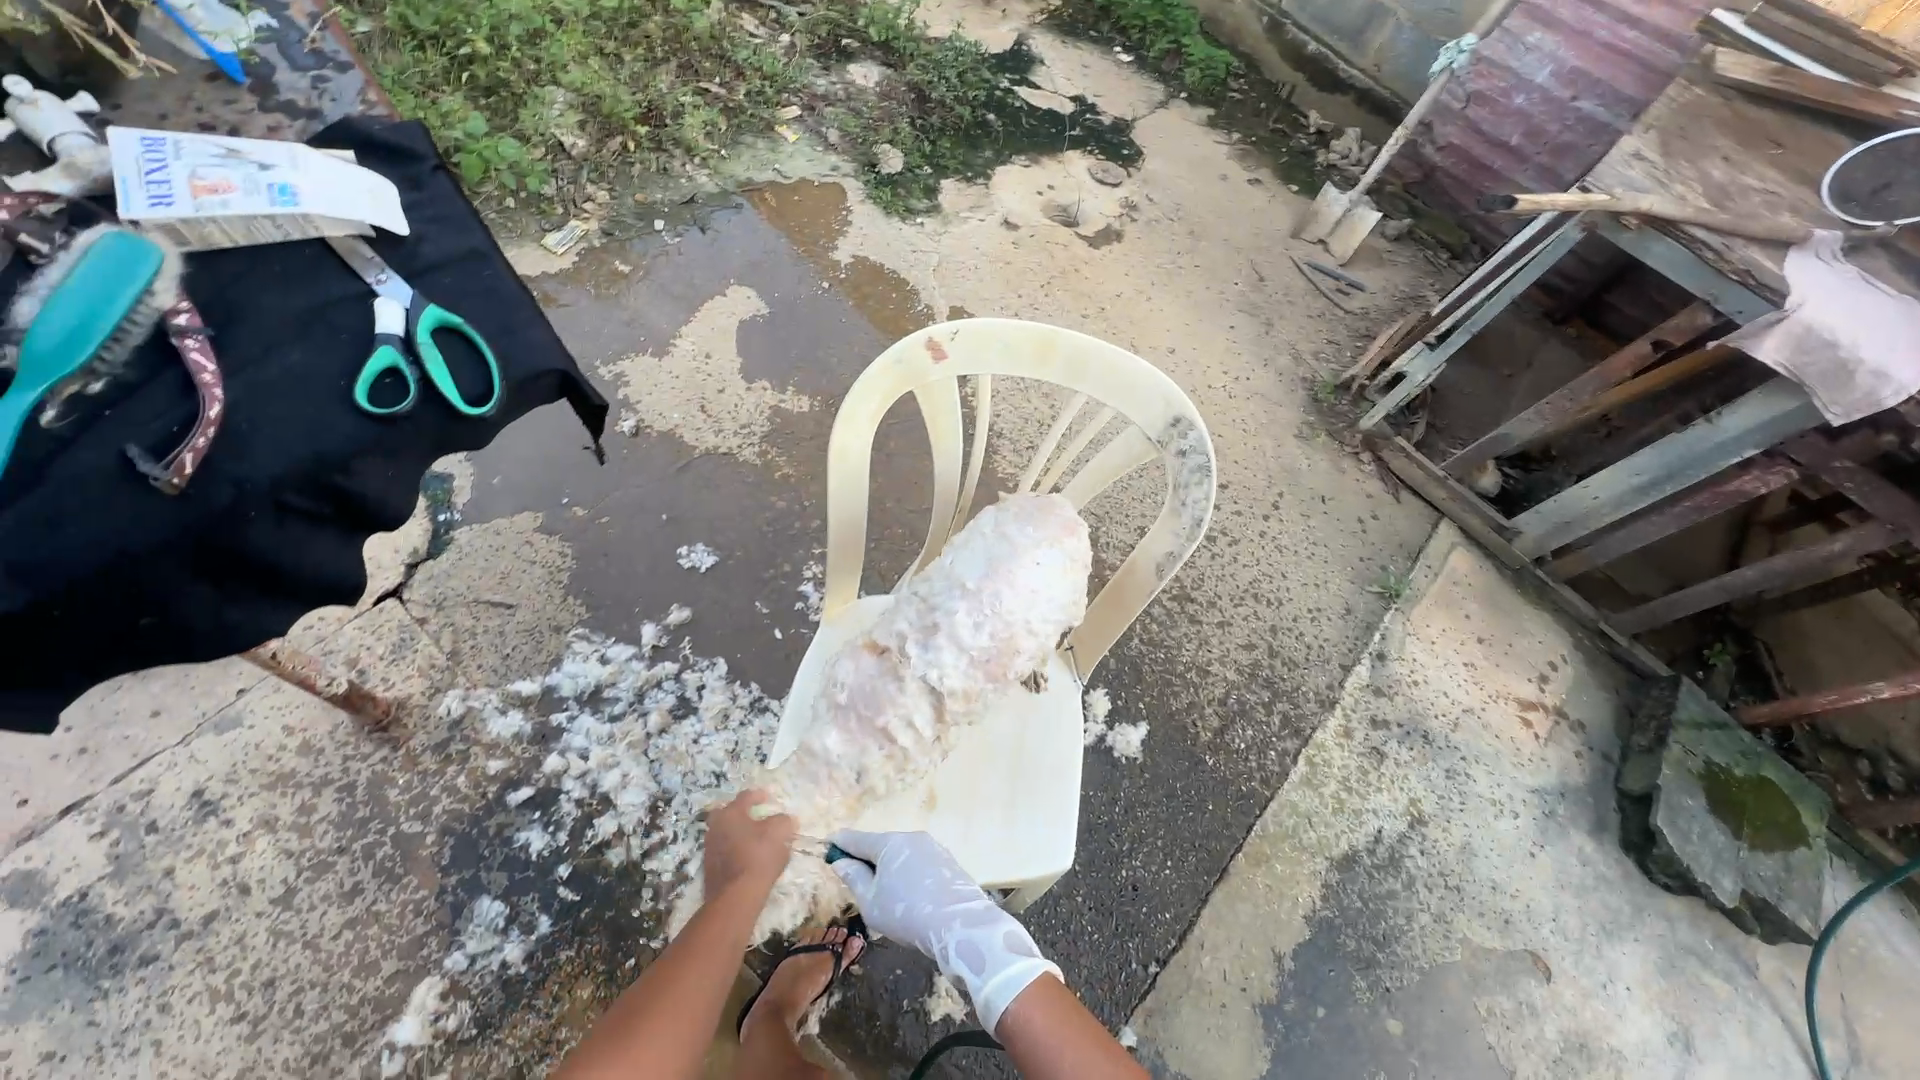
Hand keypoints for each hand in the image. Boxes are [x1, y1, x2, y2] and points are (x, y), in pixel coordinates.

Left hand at [702, 790, 795, 901]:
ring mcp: (710, 847)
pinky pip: (725, 850)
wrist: (735, 896)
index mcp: (731, 813)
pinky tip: (748, 857)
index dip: (758, 795)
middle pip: (729, 814)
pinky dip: (736, 849)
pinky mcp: (709, 867)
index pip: (745, 797)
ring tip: (755, 839)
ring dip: (739, 832)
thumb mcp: (779, 833)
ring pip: (726, 833)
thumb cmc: (758, 857)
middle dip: (743, 813)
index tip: (768, 797)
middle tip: (756, 817)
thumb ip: (783, 822)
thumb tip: (787, 820)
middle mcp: (716, 826)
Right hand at [829, 830, 1060, 1035]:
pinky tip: (910, 896)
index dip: (840, 842)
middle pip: (882, 845)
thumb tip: (841, 861)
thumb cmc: (906, 914)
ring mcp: (934, 848)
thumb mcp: (871, 902)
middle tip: (856, 878)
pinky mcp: (949, 862)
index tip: (829, 843)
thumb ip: (854, 878)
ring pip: (903, 855)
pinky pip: (920, 863)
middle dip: (868, 858)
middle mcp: (912, 838)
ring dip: (890, 868)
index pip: (857, 838)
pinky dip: (909, 874)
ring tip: (886, 894)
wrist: (960, 925)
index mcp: (889, 843)